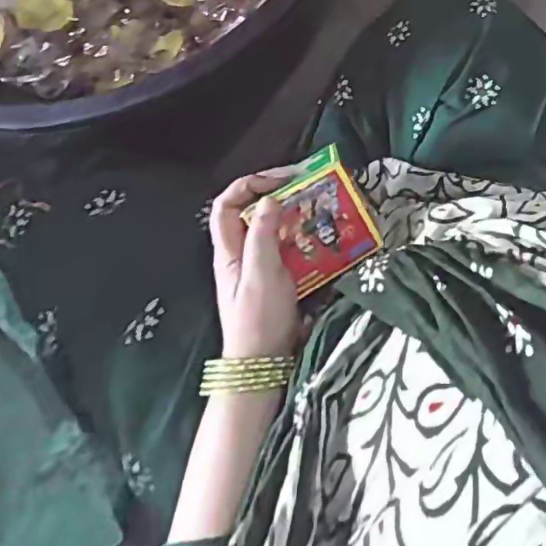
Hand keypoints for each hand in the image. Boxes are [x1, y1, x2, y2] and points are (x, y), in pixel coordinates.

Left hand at [207, 169, 302, 359]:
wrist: (264, 364)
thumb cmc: (258, 318)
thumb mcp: (261, 273)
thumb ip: (262, 234)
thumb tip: (269, 199)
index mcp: (229, 250)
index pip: (226, 204)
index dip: (247, 185)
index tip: (277, 181)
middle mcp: (241, 252)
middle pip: (250, 210)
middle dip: (275, 193)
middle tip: (304, 185)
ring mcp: (258, 265)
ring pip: (270, 226)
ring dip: (291, 212)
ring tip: (316, 203)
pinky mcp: (276, 276)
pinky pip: (286, 244)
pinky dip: (301, 233)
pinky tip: (319, 233)